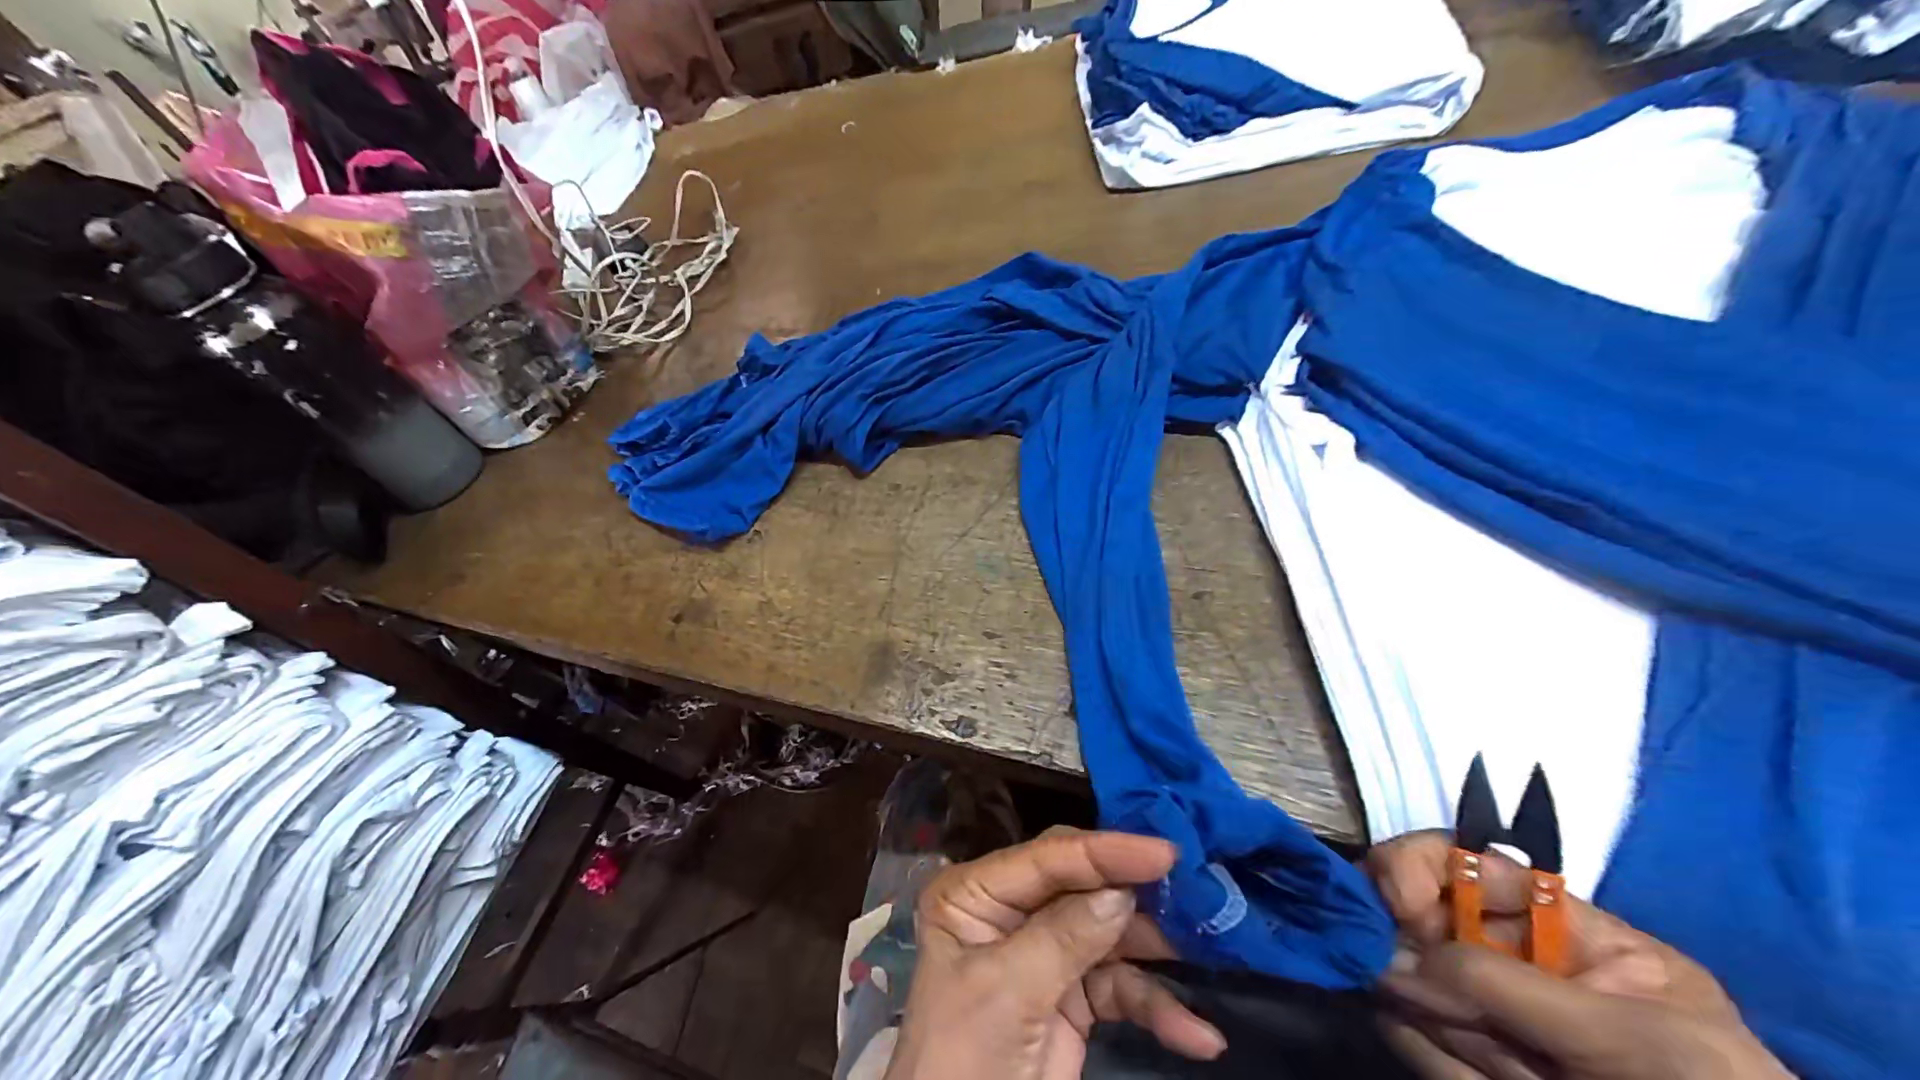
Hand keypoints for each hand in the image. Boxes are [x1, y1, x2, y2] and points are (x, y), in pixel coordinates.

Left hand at [883, 826, 1227, 1079]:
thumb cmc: (964, 1055)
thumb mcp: (1009, 990)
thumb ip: (1065, 936)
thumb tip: (1122, 892)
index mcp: (976, 892)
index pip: (1046, 857)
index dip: (1106, 852)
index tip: (1166, 852)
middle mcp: (1009, 909)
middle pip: (1082, 887)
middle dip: (1135, 894)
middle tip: (1193, 892)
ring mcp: (1043, 950)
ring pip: (1108, 933)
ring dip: (1156, 951)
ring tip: (1207, 954)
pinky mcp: (1071, 994)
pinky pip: (1119, 986)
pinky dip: (1156, 1007)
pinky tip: (1196, 1035)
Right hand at [1368, 832, 1792, 1079]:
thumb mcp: (1633, 1039)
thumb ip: (1508, 986)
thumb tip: (1384, 962)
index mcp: (1557, 927)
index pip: (1457, 861)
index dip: (1411, 866)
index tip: (1396, 905)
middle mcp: (1503, 956)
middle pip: (1410, 919)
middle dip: (1412, 959)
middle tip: (1433, 1005)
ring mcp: (1477, 1011)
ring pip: (1399, 985)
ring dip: (1435, 1031)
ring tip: (1507, 1075)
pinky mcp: (1459, 1058)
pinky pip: (1412, 1042)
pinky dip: (1436, 1065)